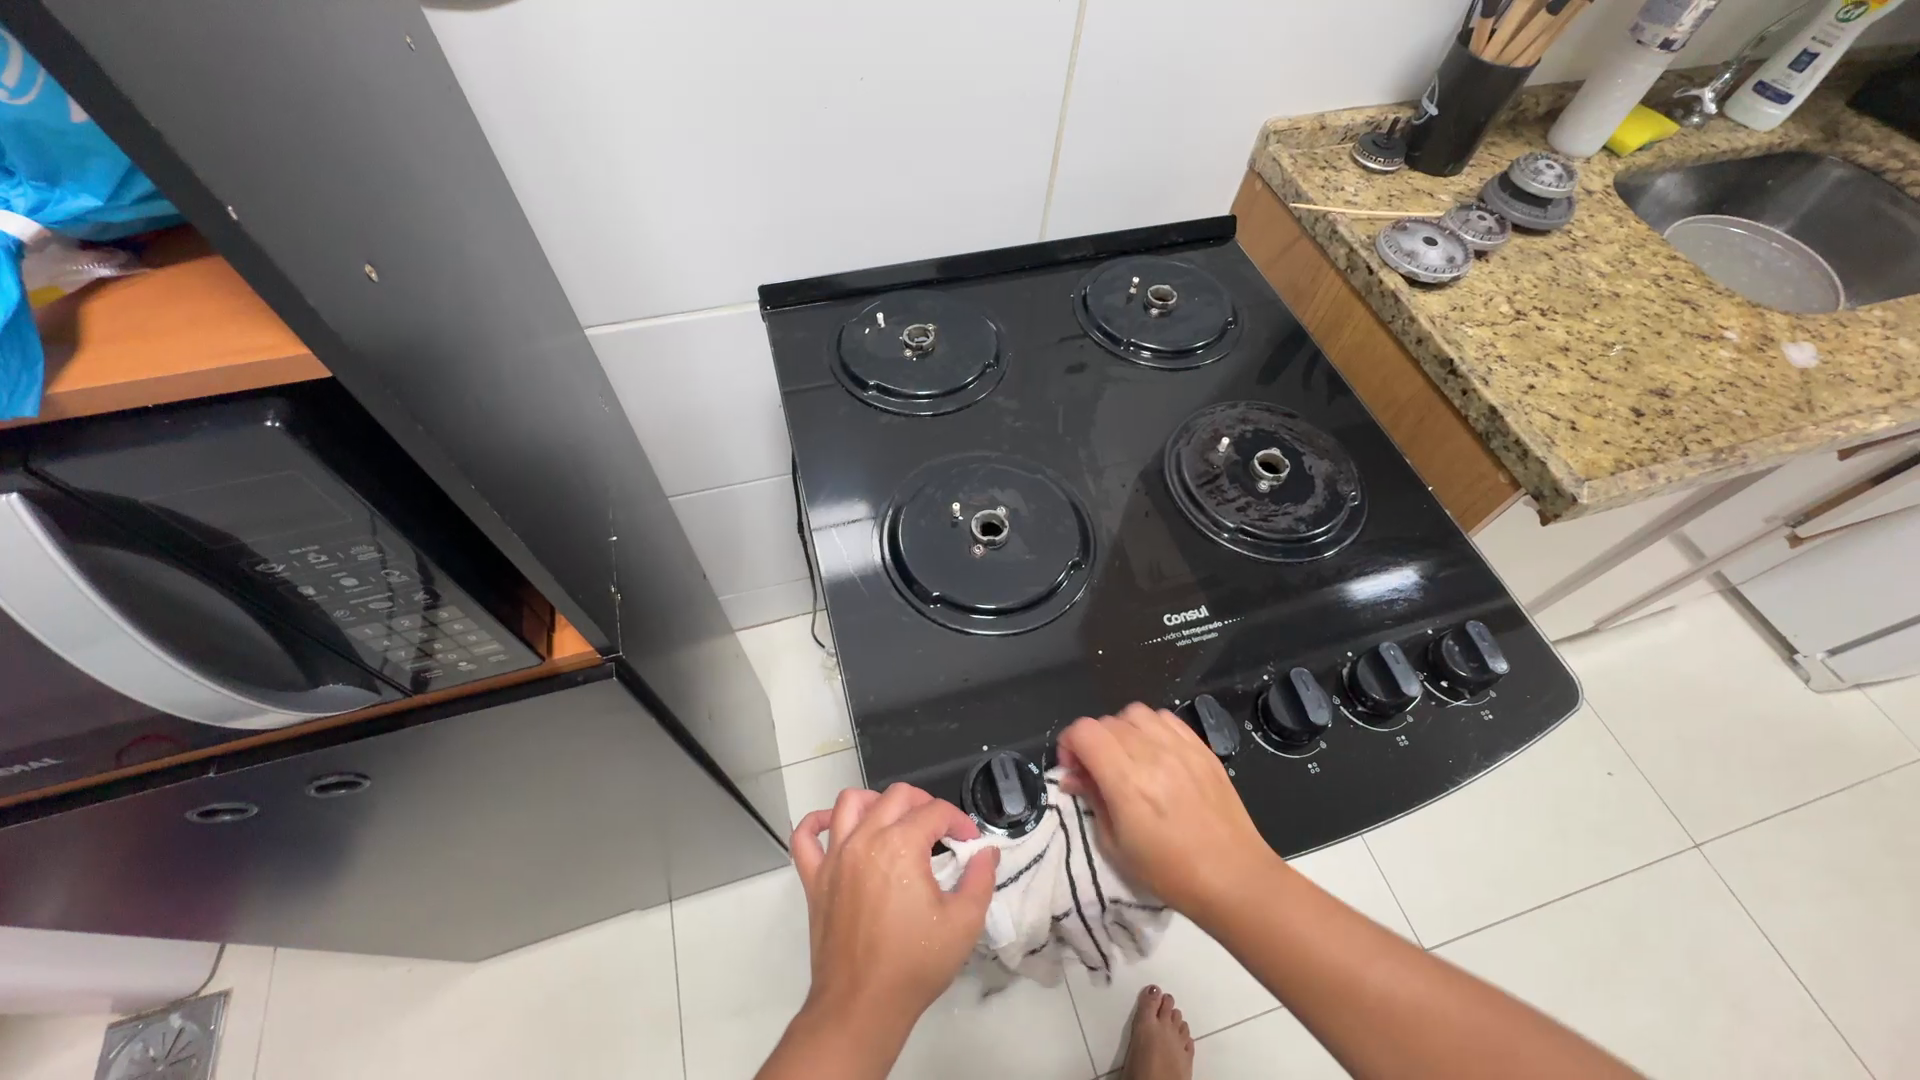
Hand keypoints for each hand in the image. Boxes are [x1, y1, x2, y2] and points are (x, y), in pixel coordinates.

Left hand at [789, 783, 999, 1039]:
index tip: (971, 842)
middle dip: (925, 803)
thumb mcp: (964, 923)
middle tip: (941, 828)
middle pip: (896, 796)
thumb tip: (985, 852)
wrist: (862, 1005)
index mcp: (902, 845)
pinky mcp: (814, 879)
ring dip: (875, 801)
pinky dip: (817, 822)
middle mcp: (865, 840)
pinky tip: (834, 827)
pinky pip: (805, 836)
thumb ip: (981, 879)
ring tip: (894, 819)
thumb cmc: (915, 964)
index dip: (960, 821)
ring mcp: (834, 858)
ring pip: (849, 803)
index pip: (935, 812)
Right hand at [1057, 703, 1280, 919]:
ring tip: (1127, 759)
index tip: (1073, 770)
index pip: (1084, 731)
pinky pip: (1167, 719)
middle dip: (1092, 742)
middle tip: (1097, 772)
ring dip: (1122, 730)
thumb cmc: (1169, 872)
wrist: (1233, 877)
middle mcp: (1153, 754)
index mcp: (1126, 781)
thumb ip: (1092, 801)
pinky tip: (1155, 754)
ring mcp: (1181, 747)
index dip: (1069, 744)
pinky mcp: (1203, 749)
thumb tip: (1075, 777)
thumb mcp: (1115, 847)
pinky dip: (1151, 729)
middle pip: (1107, 721)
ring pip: (1136, 713)